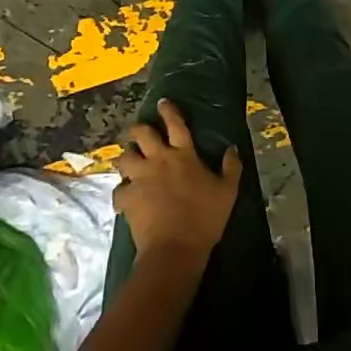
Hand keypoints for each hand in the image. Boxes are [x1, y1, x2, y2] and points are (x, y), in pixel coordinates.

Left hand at [113, 98, 240, 261]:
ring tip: (129, 161)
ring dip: (127, 157)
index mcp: (184, 155)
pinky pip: (119, 190)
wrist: (175, 247)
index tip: (162, 102)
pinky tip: (124, 197)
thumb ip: (231, 167)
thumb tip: (232, 148)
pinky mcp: (128, 196)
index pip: (175, 124)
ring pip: (125, 157)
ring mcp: (141, 177)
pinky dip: (121, 192)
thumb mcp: (228, 192)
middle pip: (142, 133)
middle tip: (139, 131)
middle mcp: (159, 160)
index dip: (168, 110)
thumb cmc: (205, 218)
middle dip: (138, 129)